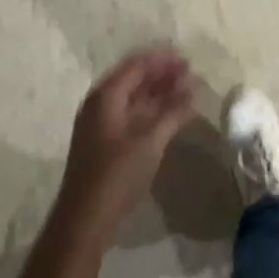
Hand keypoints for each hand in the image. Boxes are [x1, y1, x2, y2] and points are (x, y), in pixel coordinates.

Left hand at [53, 46, 196, 239]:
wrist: (84, 220)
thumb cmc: (116, 174)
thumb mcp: (150, 141)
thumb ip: (173, 112)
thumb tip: (194, 88)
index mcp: (106, 96)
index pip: (137, 65)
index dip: (162, 58)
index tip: (186, 57)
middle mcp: (100, 104)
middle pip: (134, 79)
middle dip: (162, 74)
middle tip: (190, 72)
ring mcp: (101, 124)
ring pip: (134, 98)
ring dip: (159, 92)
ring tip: (186, 90)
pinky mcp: (105, 142)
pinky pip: (131, 114)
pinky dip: (152, 111)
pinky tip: (172, 114)